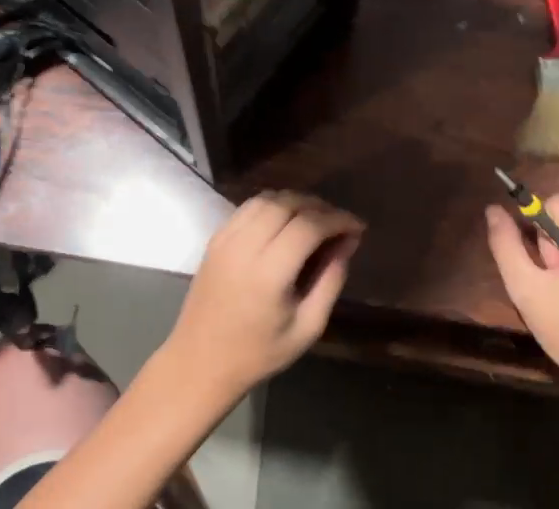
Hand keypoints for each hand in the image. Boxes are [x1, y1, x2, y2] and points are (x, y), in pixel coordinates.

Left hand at [163, 192, 363, 399]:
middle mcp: (243, 247)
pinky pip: (246, 208)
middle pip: (286, 204)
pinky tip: (285, 222)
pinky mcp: (214, 238)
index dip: (337, 220)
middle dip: (318, 206)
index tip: (357, 227)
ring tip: (315, 219)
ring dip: (294, 201)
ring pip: (265, 199)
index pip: (307, 226)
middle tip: (339, 223)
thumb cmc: (258, 353)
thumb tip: (346, 244)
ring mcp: (225, 239)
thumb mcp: (306, 328)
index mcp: (268, 273)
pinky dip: (271, 206)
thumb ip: (329, 282)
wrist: (201, 359)